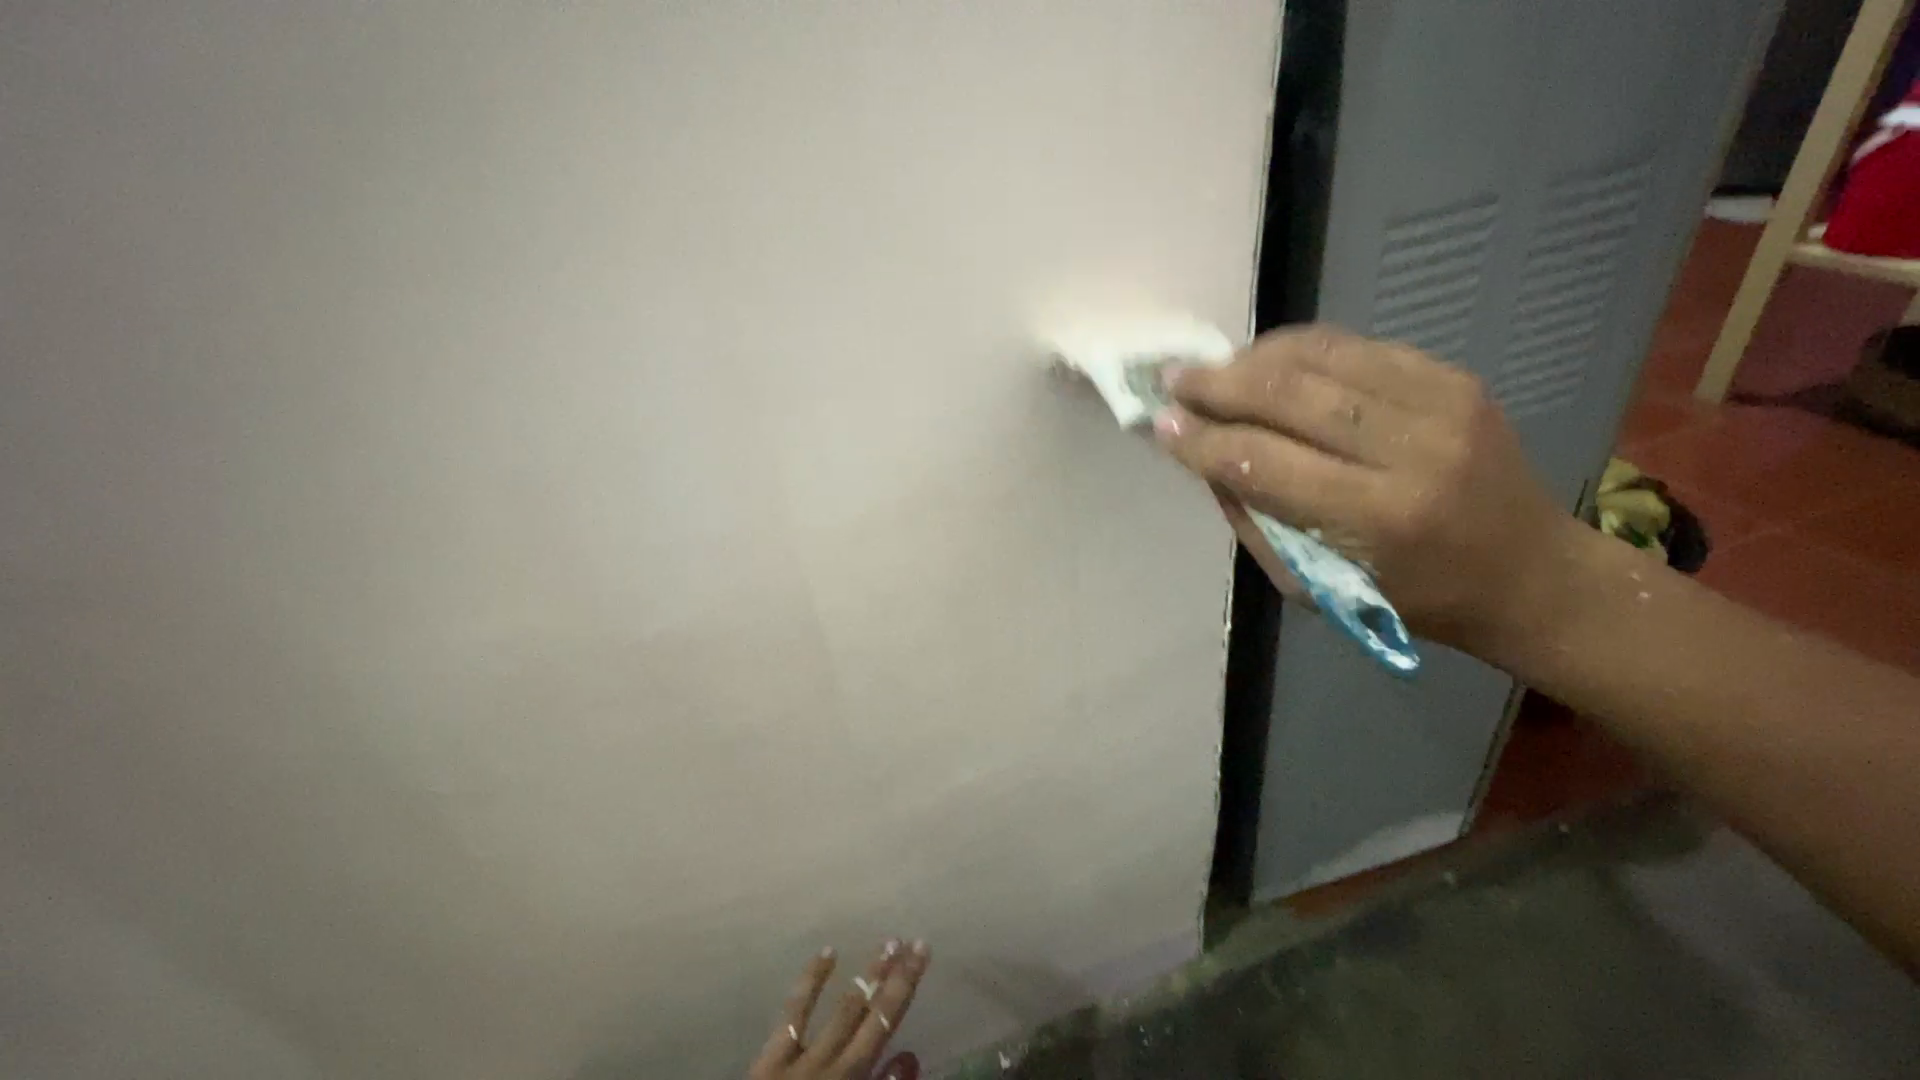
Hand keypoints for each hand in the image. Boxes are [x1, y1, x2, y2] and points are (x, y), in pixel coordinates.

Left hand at [748, 940, 929, 1079]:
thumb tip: (907, 1059)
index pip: (887, 1028)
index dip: (906, 990)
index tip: (921, 955)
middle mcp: (834, 1068)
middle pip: (870, 1015)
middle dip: (895, 978)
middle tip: (913, 942)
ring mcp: (800, 1061)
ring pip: (840, 1010)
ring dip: (866, 976)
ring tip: (885, 945)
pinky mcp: (768, 1061)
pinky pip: (792, 1014)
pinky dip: (811, 981)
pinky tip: (827, 953)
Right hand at [1154, 324, 1580, 654]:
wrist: (1529, 571)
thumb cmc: (1415, 597)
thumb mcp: (1320, 586)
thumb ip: (1258, 521)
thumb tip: (1207, 460)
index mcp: (1377, 516)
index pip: (1264, 460)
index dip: (1203, 441)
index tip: (1161, 426)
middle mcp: (1412, 449)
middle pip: (1289, 395)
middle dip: (1218, 385)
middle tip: (1174, 381)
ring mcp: (1440, 403)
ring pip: (1321, 357)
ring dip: (1255, 359)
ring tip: (1216, 370)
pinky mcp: (1455, 377)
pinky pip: (1359, 347)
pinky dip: (1303, 350)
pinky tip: (1271, 362)